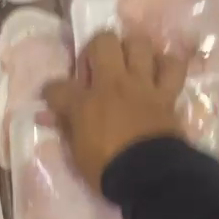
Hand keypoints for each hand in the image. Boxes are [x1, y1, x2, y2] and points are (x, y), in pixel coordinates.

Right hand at [43, 31, 193, 190]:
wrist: (146, 177)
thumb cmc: (105, 169)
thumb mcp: (76, 153)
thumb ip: (65, 127)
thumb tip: (46, 115)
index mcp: (84, 103)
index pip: (58, 87)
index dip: (51, 91)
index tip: (52, 98)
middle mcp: (113, 84)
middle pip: (102, 42)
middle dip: (95, 49)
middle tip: (95, 68)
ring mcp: (142, 84)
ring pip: (138, 43)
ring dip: (131, 50)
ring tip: (127, 65)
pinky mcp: (167, 92)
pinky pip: (172, 64)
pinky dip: (165, 65)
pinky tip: (158, 72)